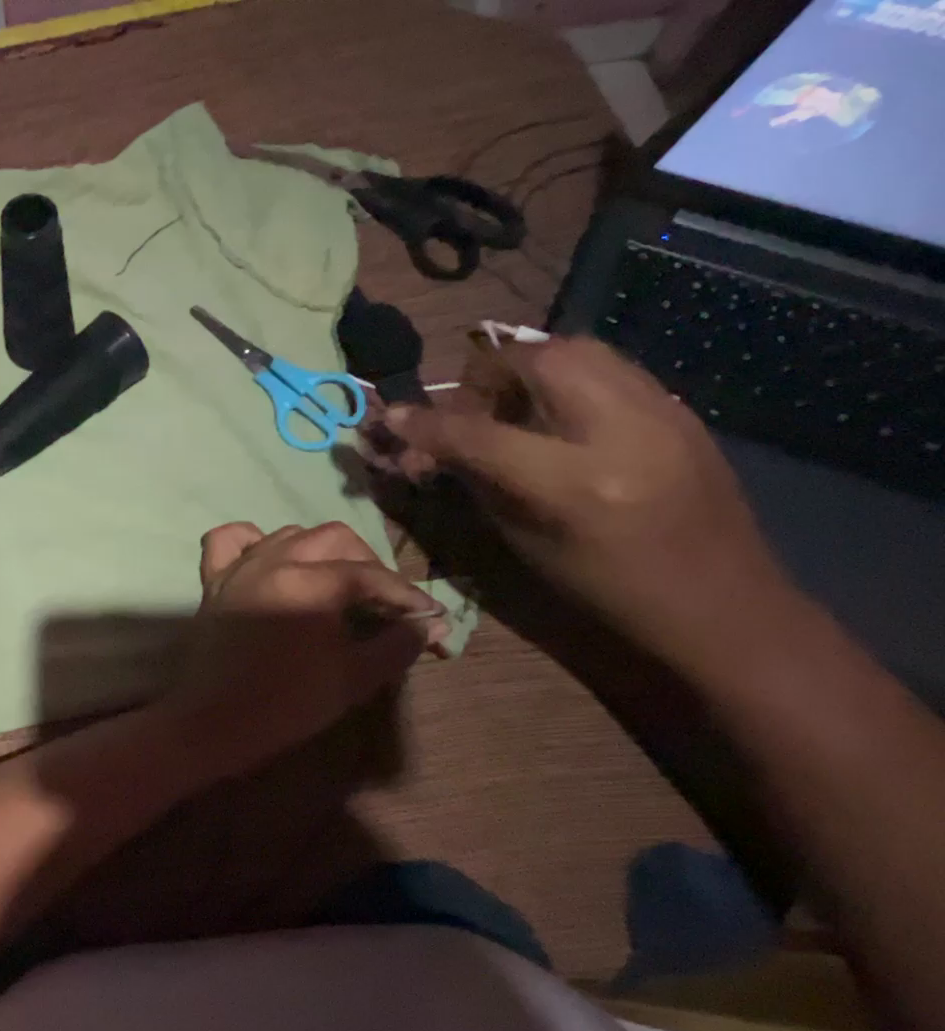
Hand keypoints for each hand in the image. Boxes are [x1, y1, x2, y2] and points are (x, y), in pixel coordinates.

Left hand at [162, 521, 445, 770]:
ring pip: (288, 535)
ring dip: (320, 551)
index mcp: (310, 582)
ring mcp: (238, 567)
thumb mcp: (354, 677)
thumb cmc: (288, 703)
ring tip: (338, 586)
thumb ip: (397, 644)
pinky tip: (270, 560)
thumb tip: (427, 623)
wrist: (215, 722)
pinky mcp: (212, 581)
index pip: (371, 575)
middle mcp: (273, 561)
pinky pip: (229, 540)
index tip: (430, 620)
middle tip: (385, 603)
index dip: (408, 597)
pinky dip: (253, 541)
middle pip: (335, 539)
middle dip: (369, 565)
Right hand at [370, 336, 794, 666]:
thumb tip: (427, 446)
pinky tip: (559, 416)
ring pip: (577, 348)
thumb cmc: (605, 589)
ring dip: (527, 368)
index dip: (425, 423)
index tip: (392, 417)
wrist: (718, 602)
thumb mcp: (523, 541)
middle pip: (536, 359)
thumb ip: (476, 480)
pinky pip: (609, 367)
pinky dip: (567, 378)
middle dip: (486, 375)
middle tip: (471, 411)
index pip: (478, 434)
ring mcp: (661, 412)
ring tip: (514, 407)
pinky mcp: (681, 408)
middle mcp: (621, 432)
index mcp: (574, 484)